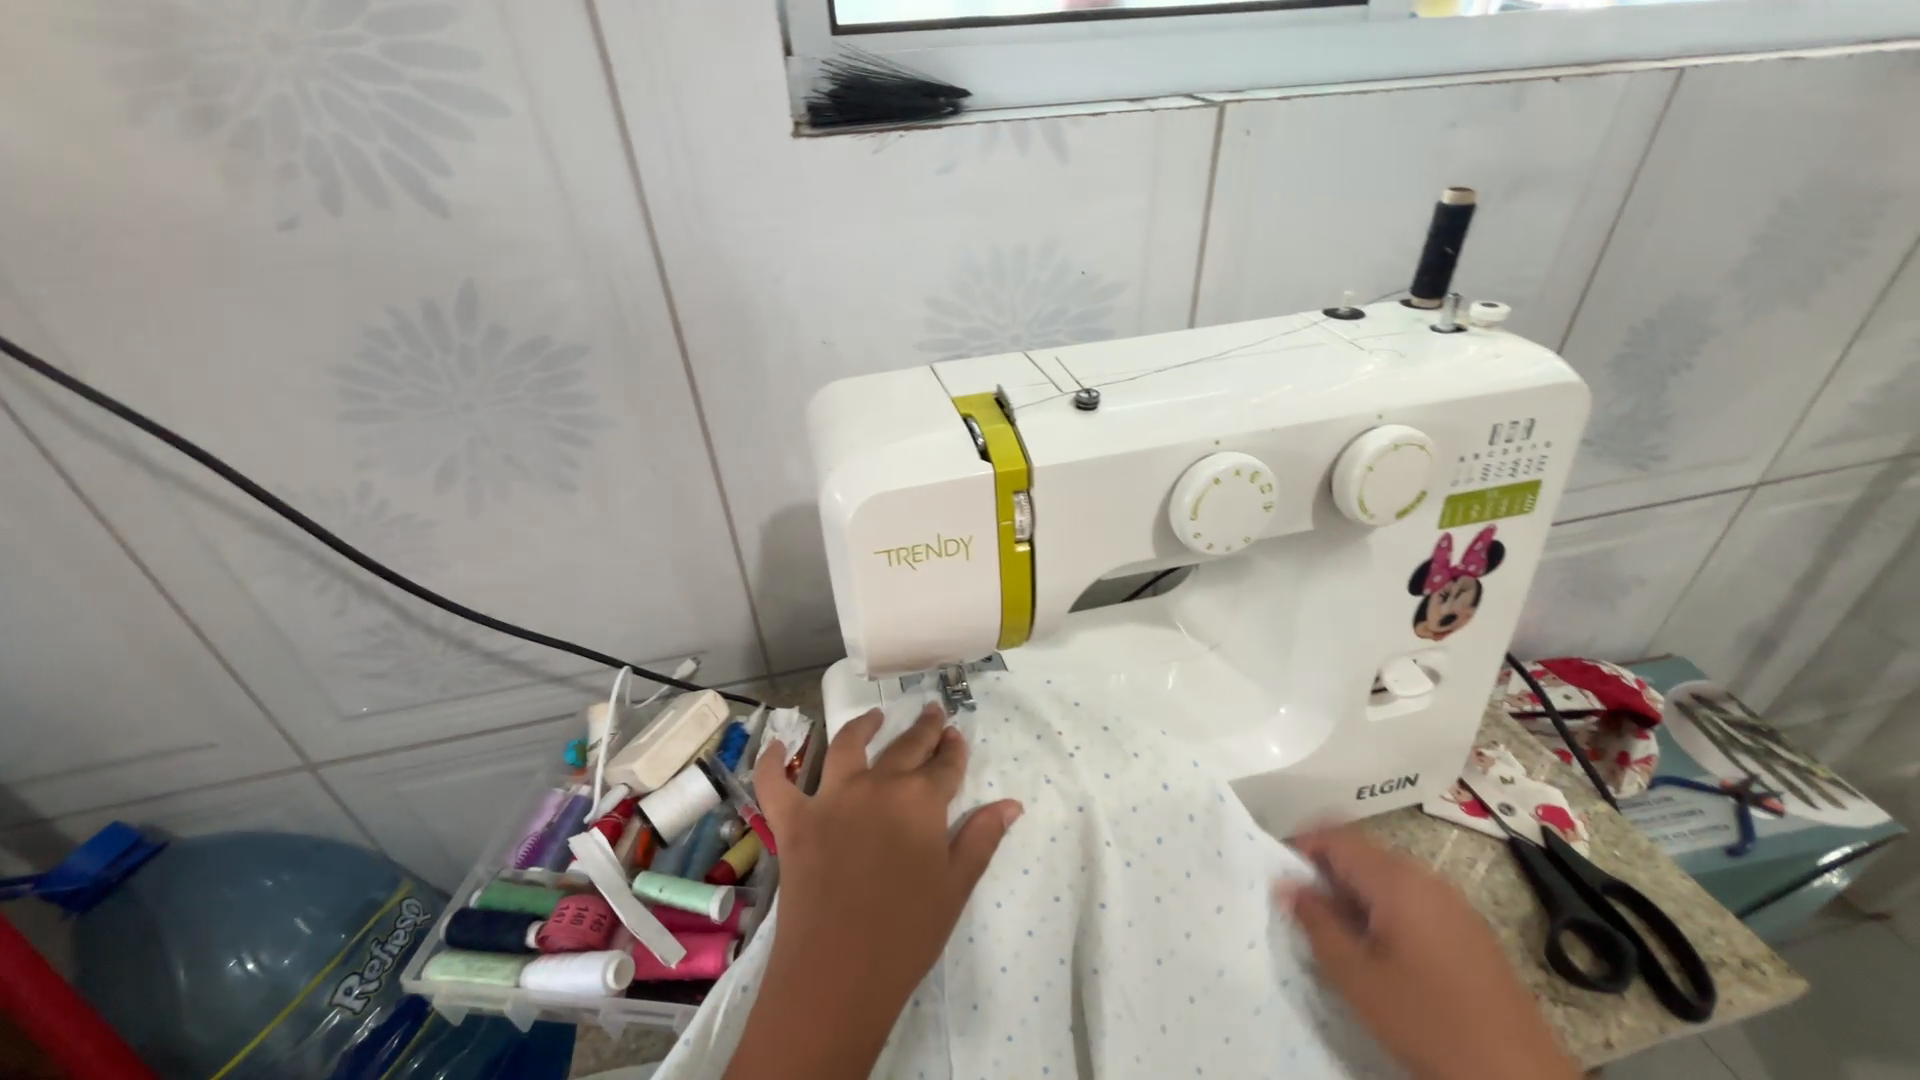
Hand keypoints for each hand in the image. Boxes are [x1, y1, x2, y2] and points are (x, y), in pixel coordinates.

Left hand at [724, 705, 1022, 1079]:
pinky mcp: (792, 821)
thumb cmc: (908, 934)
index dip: (953, 750)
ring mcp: (829, 799)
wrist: (838, 973)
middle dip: (923, 729)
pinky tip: (778, 745)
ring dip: (863, 727)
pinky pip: (775, 782)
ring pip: (847, 747)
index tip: (956, 737)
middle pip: (904, 747)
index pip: (944, 765)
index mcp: (920, 800)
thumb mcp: (956, 886)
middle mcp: (876, 786)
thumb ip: (981, 838)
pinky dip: (773, 761)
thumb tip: (1010, 803)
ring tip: (874, 717)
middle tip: (932, 714)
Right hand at [1281, 828, 1581, 1079]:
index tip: (1279, 879)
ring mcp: (1454, 903)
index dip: (1301, 847)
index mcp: (1397, 881)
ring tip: (1339, 938)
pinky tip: (1381, 953)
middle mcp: (1427, 878)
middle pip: (1363, 853)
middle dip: (1327, 874)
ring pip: (1388, 877)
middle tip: (1304, 914)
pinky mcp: (1469, 929)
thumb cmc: (1426, 1021)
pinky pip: (1413, 899)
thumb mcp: (1355, 977)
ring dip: (1355, 894)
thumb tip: (1287, 884)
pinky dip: (1385, 910)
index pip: (1336, 837)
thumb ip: (1316, 922)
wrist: (1516, 1075)